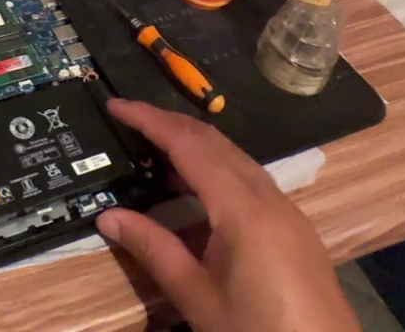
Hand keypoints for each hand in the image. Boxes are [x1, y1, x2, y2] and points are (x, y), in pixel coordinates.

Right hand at [97, 99, 359, 331]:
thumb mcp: (198, 299)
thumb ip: (154, 250)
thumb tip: (108, 217)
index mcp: (243, 208)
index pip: (188, 144)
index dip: (150, 120)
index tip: (116, 105)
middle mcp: (269, 197)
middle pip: (213, 141)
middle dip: (170, 123)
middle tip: (130, 120)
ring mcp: (288, 211)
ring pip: (234, 156)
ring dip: (194, 144)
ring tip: (154, 149)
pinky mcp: (296, 229)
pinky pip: (250, 178)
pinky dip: (216, 167)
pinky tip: (196, 190)